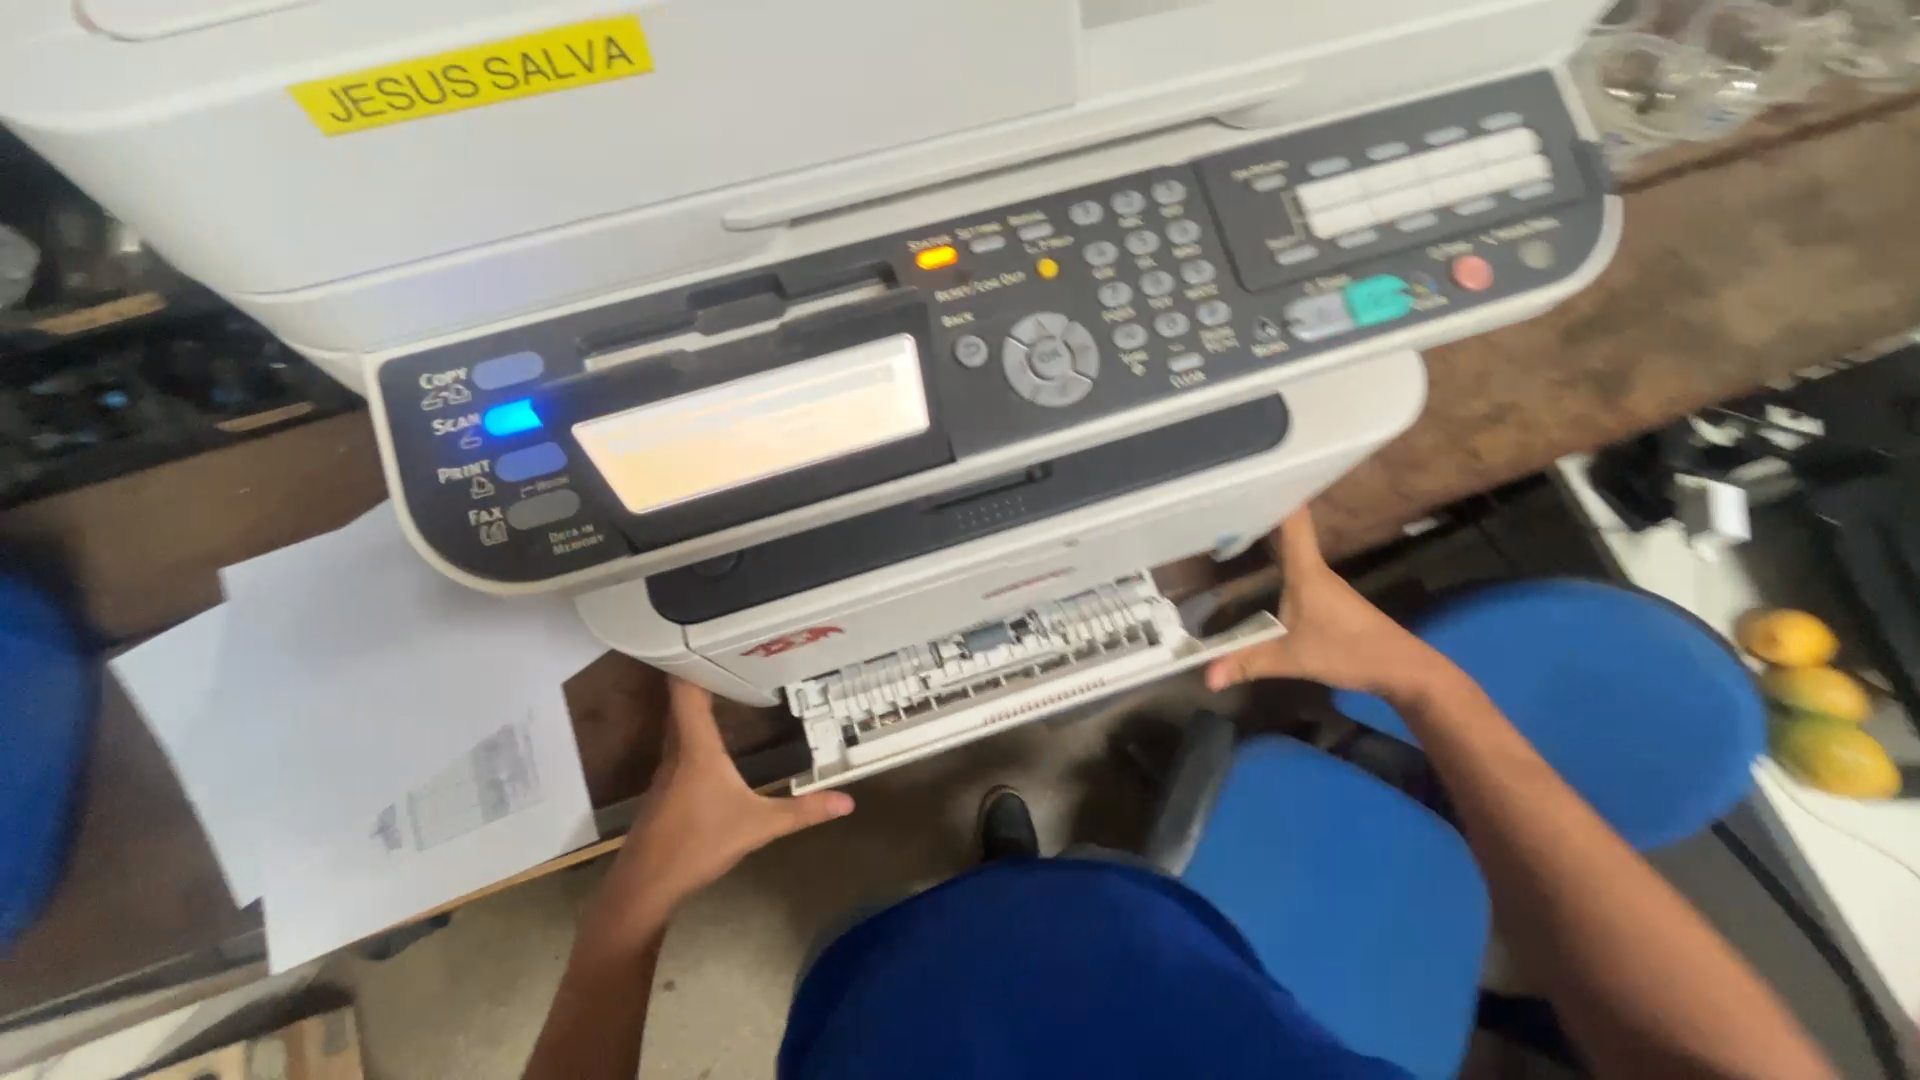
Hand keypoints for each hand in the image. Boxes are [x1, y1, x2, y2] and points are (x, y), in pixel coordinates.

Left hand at [585, 679, 852, 950]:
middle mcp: (677, 750)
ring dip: (698, 703)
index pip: (687, 692)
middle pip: (683, 702)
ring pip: (681, 725)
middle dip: (703, 675)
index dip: (691, 660)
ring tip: (726, 684)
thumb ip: (803, 812)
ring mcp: (667, 771)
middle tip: (731, 653)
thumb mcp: (758, 826)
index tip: (705, 635)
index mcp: (696, 747)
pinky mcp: (665, 790)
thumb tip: (848, 801)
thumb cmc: (698, 844)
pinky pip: (681, 745)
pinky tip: (715, 738)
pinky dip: (696, 730)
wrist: (645, 886)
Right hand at [1205, 509, 1457, 705]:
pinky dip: (1278, 558)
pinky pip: (1297, 569)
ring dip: (1270, 534)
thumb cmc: (1349, 651)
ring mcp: (1324, 584)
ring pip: (1292, 550)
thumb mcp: (1292, 659)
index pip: (1292, 523)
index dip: (1277, 495)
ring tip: (1238, 519)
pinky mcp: (1329, 600)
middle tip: (1227, 495)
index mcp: (1306, 572)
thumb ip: (1248, 663)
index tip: (1256, 473)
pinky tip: (1263, 562)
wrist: (1403, 669)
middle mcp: (1315, 570)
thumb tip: (1207, 678)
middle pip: (1289, 529)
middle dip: (1262, 511)